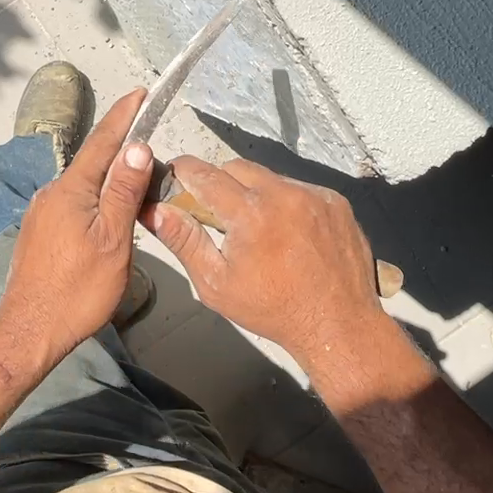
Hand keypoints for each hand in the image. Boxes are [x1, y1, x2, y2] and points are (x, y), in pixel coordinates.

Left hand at [0, 89, 154, 360]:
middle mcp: (51, 193)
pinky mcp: (39, 233)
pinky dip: (95, 199)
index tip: (140, 92)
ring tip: (138, 180)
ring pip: (83, 185)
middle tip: (151, 138)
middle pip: (93, 162)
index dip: (124, 116)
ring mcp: (42, 213)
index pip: (103, 142)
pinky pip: (73, 204)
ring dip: (109, 178)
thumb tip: (137, 146)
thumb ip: (123, 192)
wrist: (30, 330)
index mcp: (71, 190)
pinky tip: (108, 214)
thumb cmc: (77, 289)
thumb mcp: (112, 240)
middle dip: (121, 148)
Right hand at [141, 156, 386, 364]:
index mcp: (250, 213)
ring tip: (257, 226)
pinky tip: (288, 231)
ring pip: (269, 177)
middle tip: (216, 211)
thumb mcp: (216, 283)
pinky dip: (286, 201)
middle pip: (236, 168)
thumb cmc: (271, 309)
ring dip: (255, 192)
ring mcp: (313, 194)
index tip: (173, 173)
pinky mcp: (335, 201)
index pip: (204, 174)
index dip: (183, 170)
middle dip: (220, 182)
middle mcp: (283, 194)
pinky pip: (299, 188)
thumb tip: (155, 209)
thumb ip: (184, 240)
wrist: (338, 324)